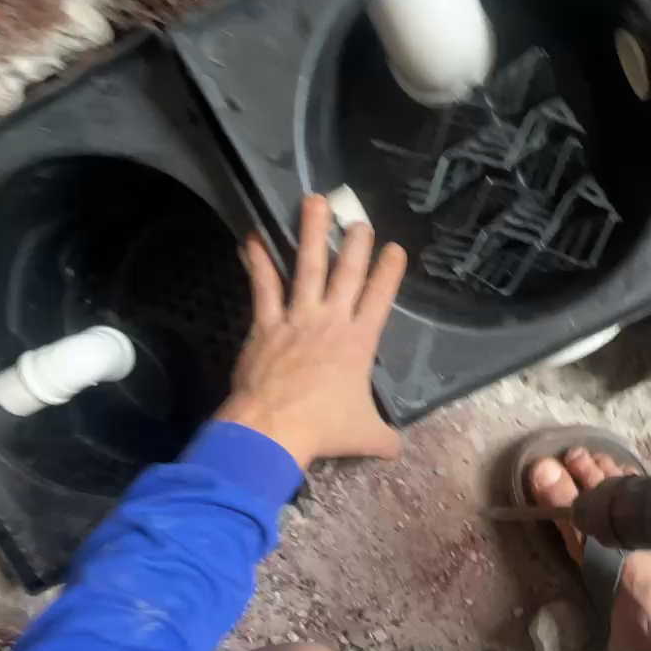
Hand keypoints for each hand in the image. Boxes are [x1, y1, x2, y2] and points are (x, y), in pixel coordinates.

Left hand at [215, 195, 406, 469]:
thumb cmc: (325, 428)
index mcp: (360, 342)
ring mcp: (297, 318)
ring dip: (311, 233)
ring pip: (307, 267)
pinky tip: (252, 237)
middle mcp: (332, 321)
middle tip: (359, 218)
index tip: (396, 249)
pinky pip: (263, 287)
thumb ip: (385, 438)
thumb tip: (398, 449)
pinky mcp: (266, 324)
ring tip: (313, 202)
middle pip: (347, 273)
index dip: (390, 272)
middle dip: (356, 244)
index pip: (381, 298)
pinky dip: (258, 261)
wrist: (276, 428)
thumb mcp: (366, 435)